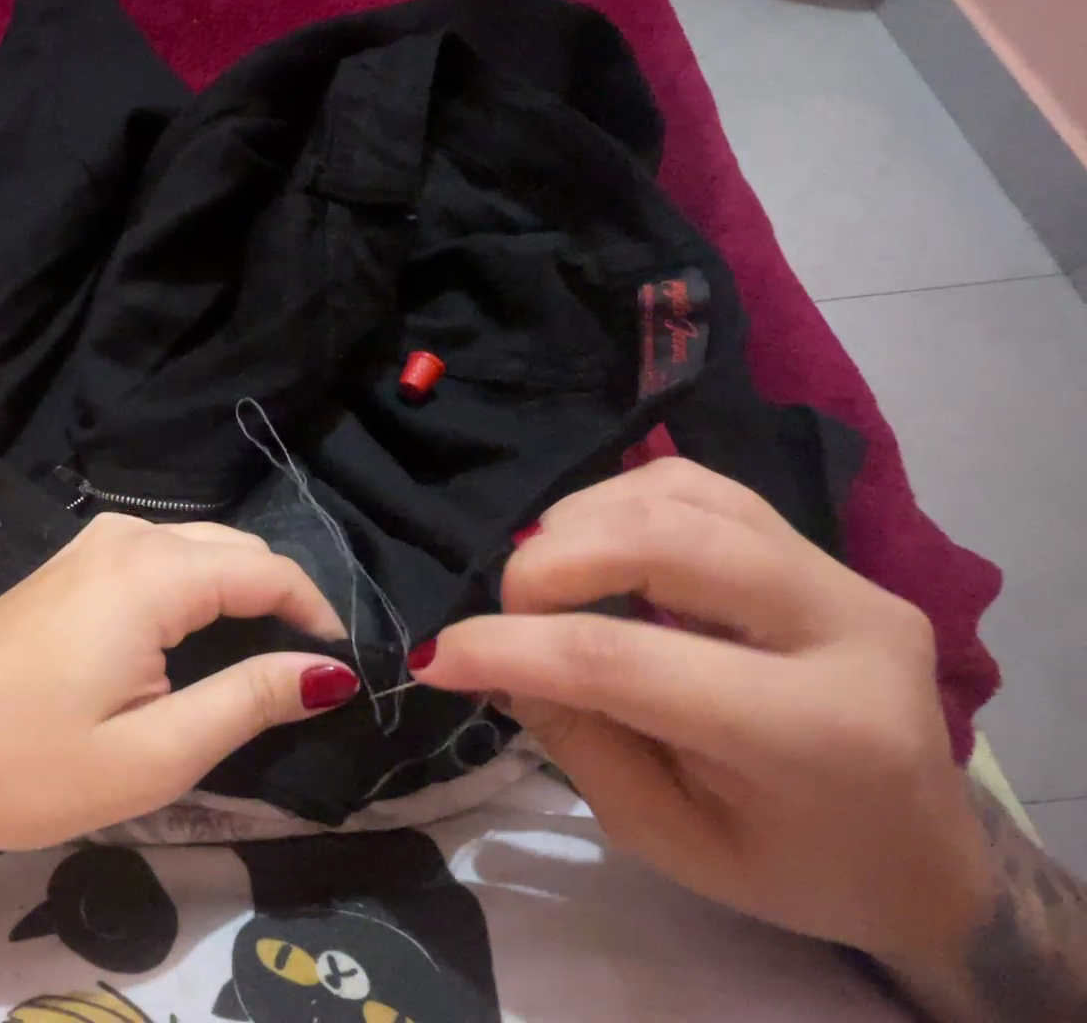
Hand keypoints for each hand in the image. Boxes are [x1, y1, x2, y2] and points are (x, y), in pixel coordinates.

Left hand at [0, 513, 357, 851]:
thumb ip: (248, 700)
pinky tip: (192, 638)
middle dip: (280, 600)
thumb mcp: (153, 754)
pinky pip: (155, 557)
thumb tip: (330, 671)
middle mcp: (121, 537)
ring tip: (254, 660)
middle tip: (301, 671)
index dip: (316, 614)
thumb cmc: (30, 768)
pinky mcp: (67, 563)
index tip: (342, 668)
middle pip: (234, 550)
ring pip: (196, 548)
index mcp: (149, 575)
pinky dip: (193, 588)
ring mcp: (86, 543)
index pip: (267, 571)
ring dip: (237, 592)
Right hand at [412, 458, 993, 967]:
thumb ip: (572, 734)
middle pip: (662, 543)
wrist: (916, 851)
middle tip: (501, 613)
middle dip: (543, 567)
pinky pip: (695, 485)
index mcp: (813, 734)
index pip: (622, 661)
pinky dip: (614, 502)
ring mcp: (839, 571)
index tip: (433, 660)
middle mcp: (843, 628)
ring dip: (574, 525)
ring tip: (540, 580)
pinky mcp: (815, 546)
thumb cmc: (784, 863)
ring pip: (676, 494)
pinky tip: (589, 548)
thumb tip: (483, 656)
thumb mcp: (660, 833)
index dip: (506, 648)